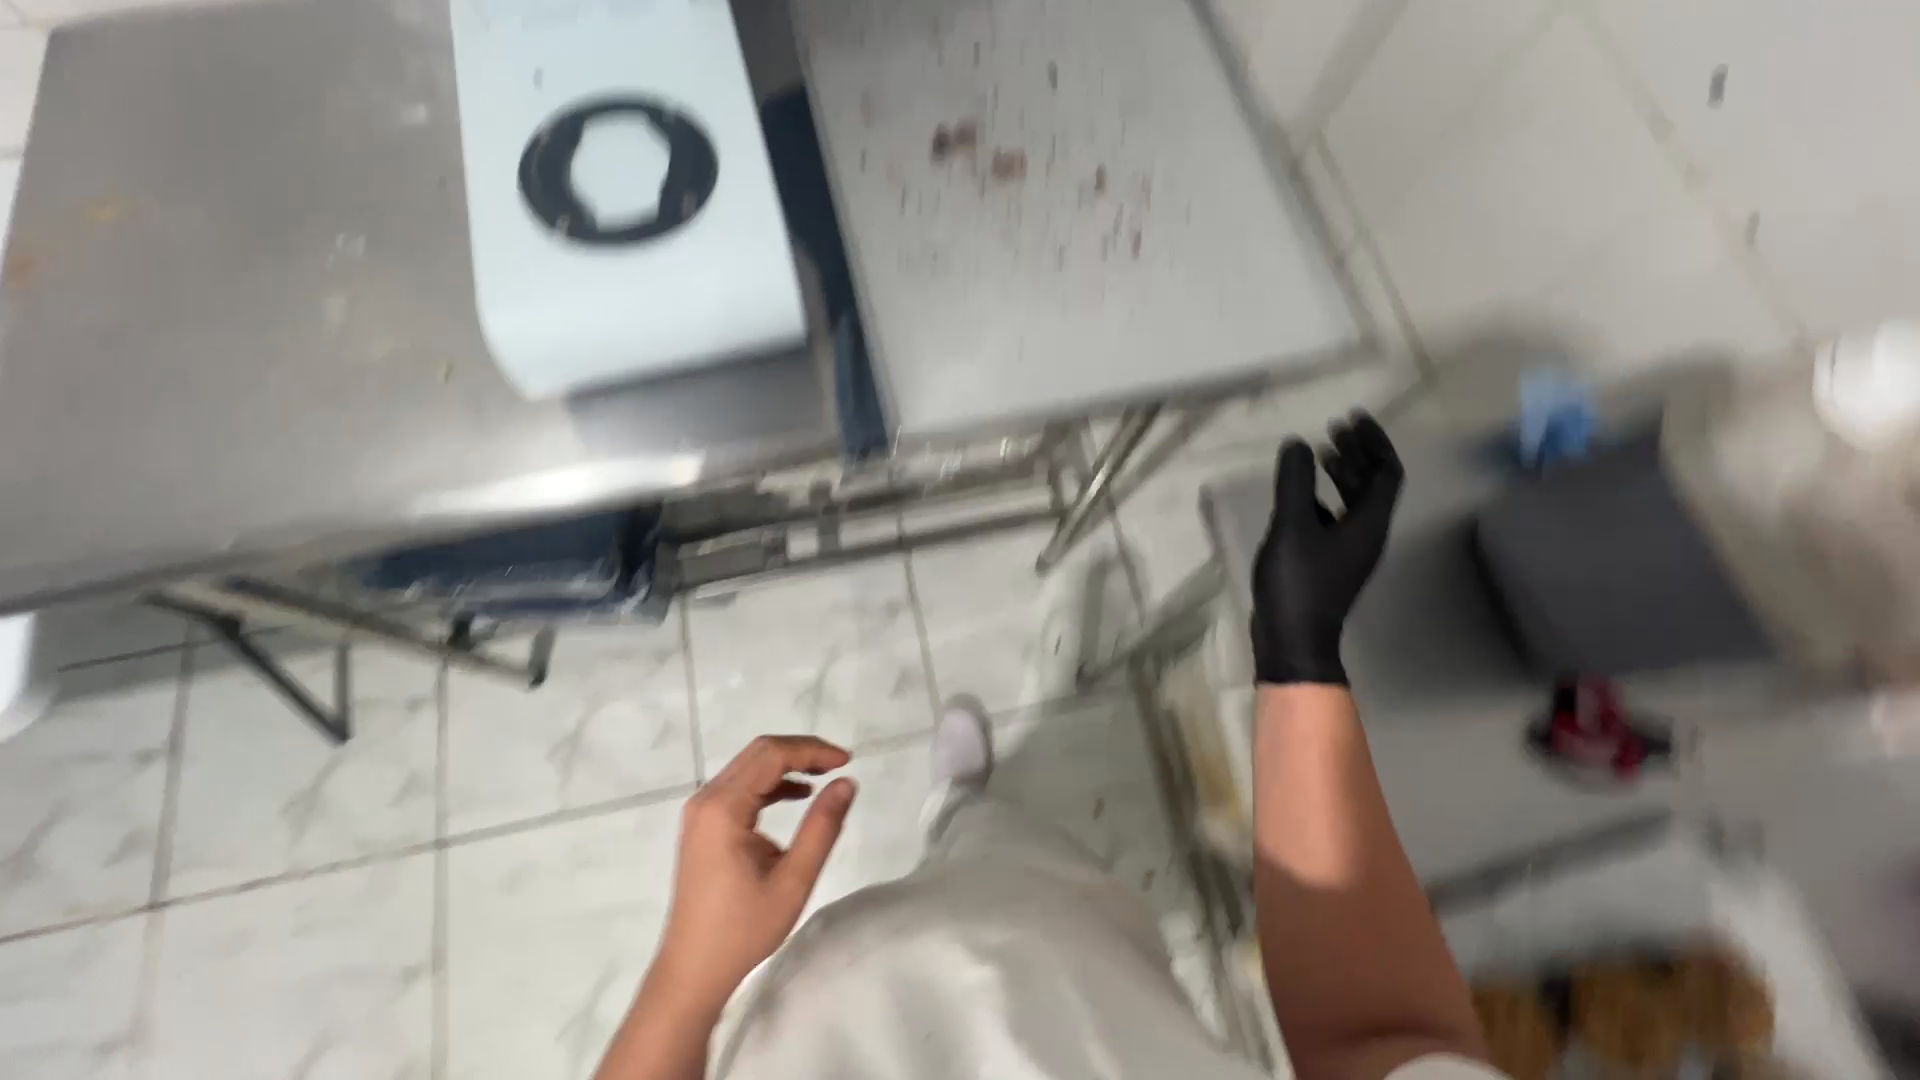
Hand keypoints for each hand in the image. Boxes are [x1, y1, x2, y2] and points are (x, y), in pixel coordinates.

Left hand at [655, 735, 858, 1005]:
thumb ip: (822, 826)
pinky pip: (740, 788)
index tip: (847, 761)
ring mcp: (700, 812)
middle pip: (759, 753)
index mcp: (724, 808)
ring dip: (787, 765)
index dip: (812, 750)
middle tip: (839, 764)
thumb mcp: (794, 880)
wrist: (692, 971)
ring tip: (825, 776)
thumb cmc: (743, 930)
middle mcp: (706, 800)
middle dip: (801, 751)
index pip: (772, 755)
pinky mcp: (702, 826)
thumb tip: (846, 783)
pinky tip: (797, 796)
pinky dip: (770, 783)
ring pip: (749, 767)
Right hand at [1252, 411, 1403, 685]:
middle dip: (1357, 453)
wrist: (1293, 638)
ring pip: (1355, 502)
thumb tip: (1299, 444)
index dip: (1374, 442)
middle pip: (1373, 485)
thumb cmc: (1297, 582)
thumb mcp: (1292, 528)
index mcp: (1368, 524)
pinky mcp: (1330, 563)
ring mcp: (1349, 551)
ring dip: (1342, 474)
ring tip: (1320, 454)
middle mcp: (1367, 534)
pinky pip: (1336, 519)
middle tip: (1335, 429)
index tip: (1352, 419)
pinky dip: (1325, 498)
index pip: (1386, 472)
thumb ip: (1295, 484)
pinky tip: (1301, 495)